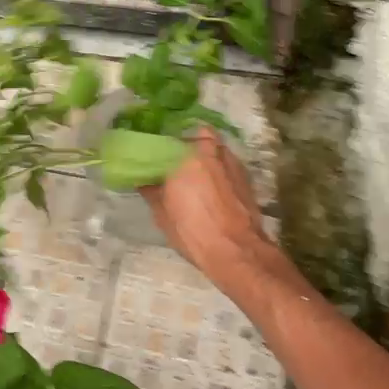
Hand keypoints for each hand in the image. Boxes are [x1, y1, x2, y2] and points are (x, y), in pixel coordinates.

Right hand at [139, 129, 279, 294]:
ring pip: (213, 147)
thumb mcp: (162, 214)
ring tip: (196, 176)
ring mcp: (230, 159)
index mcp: (185, 154)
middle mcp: (209, 149)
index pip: (166, 141)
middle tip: (175, 165)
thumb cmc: (194, 231)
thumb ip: (151, 190)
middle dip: (185, 147)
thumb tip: (143, 179)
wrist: (237, 251)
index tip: (155, 160)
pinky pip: (226, 162)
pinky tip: (213, 188)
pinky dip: (219, 169)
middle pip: (193, 137)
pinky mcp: (245, 174)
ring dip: (204, 156)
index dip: (159, 149)